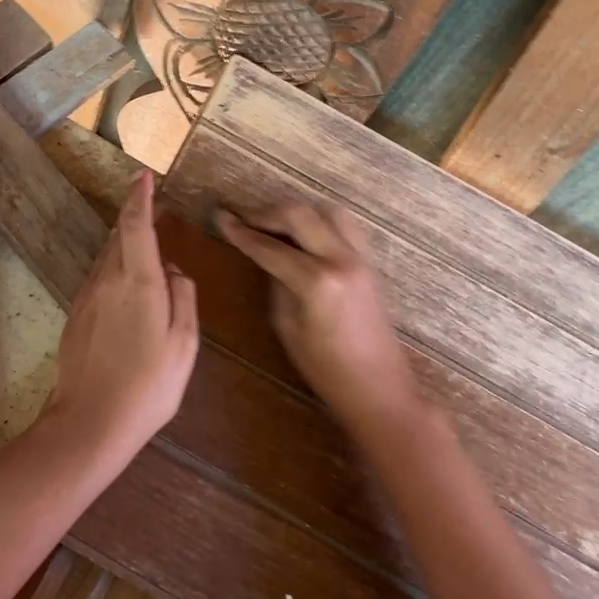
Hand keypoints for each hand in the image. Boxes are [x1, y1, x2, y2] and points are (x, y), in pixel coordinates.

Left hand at [44, 170, 200, 453]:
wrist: (90, 422)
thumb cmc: (148, 386)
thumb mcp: (183, 344)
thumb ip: (182, 298)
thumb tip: (173, 270)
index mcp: (138, 281)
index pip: (136, 225)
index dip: (140, 197)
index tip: (144, 176)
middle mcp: (107, 280)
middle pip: (118, 236)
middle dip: (134, 217)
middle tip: (151, 206)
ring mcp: (87, 297)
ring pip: (106, 257)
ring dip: (124, 243)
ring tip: (144, 245)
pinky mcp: (76, 315)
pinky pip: (98, 278)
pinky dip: (114, 268)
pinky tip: (127, 286)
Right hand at [218, 204, 420, 429]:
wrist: (378, 388)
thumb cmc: (326, 369)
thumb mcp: (287, 326)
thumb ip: (276, 282)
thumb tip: (266, 254)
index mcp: (317, 281)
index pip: (270, 247)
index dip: (241, 232)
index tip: (220, 217)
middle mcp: (341, 259)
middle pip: (298, 214)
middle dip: (265, 212)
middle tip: (241, 217)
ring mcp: (360, 257)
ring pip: (325, 210)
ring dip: (295, 212)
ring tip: (272, 224)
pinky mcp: (369, 262)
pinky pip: (344, 225)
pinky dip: (319, 220)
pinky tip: (303, 233)